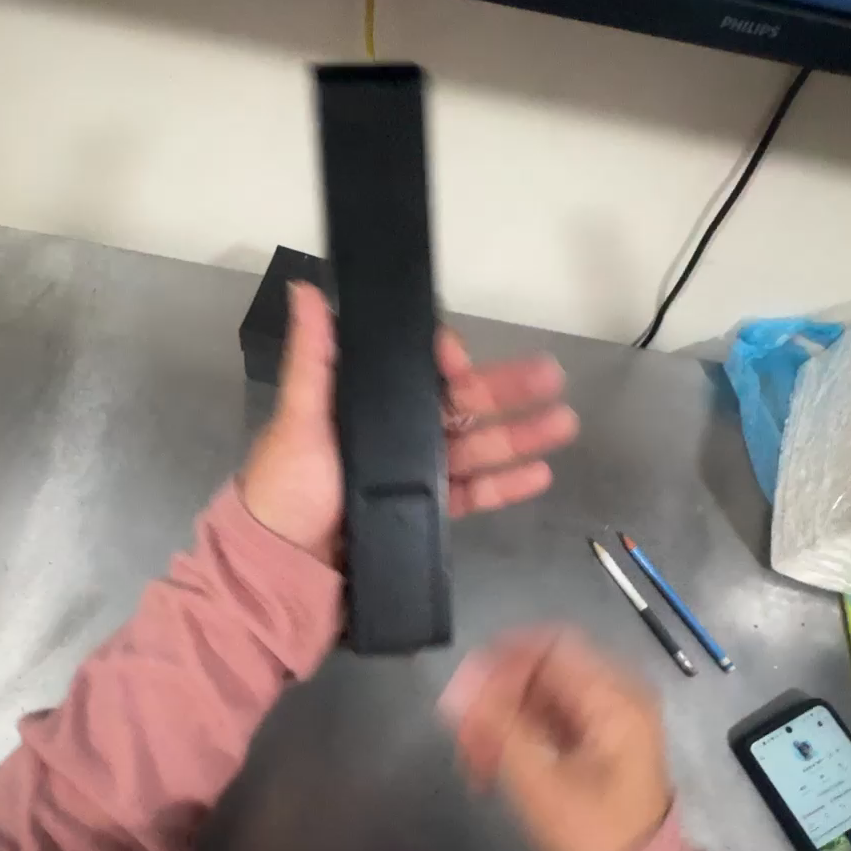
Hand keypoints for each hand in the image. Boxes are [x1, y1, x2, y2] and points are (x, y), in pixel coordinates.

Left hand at [241, 282, 578, 564]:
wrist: (286, 563)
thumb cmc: (289, 486)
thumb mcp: (298, 417)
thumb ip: (312, 358)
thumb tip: (305, 288)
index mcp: (367, 402)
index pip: (417, 371)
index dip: (445, 360)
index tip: (461, 362)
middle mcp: (394, 432)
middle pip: (459, 404)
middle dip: (506, 389)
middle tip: (552, 376)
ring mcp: (413, 472)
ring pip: (475, 446)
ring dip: (520, 435)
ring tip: (563, 423)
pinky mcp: (424, 509)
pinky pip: (471, 492)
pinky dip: (505, 484)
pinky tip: (539, 474)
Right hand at [439, 628, 672, 850]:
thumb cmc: (595, 838)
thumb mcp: (542, 784)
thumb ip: (499, 726)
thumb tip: (456, 685)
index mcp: (614, 697)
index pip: (549, 647)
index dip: (501, 662)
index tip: (464, 695)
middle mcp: (613, 693)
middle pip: (538, 667)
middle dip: (494, 695)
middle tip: (462, 734)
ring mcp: (603, 714)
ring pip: (534, 691)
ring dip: (498, 715)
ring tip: (471, 758)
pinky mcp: (591, 734)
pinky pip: (542, 713)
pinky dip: (513, 730)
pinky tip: (489, 762)